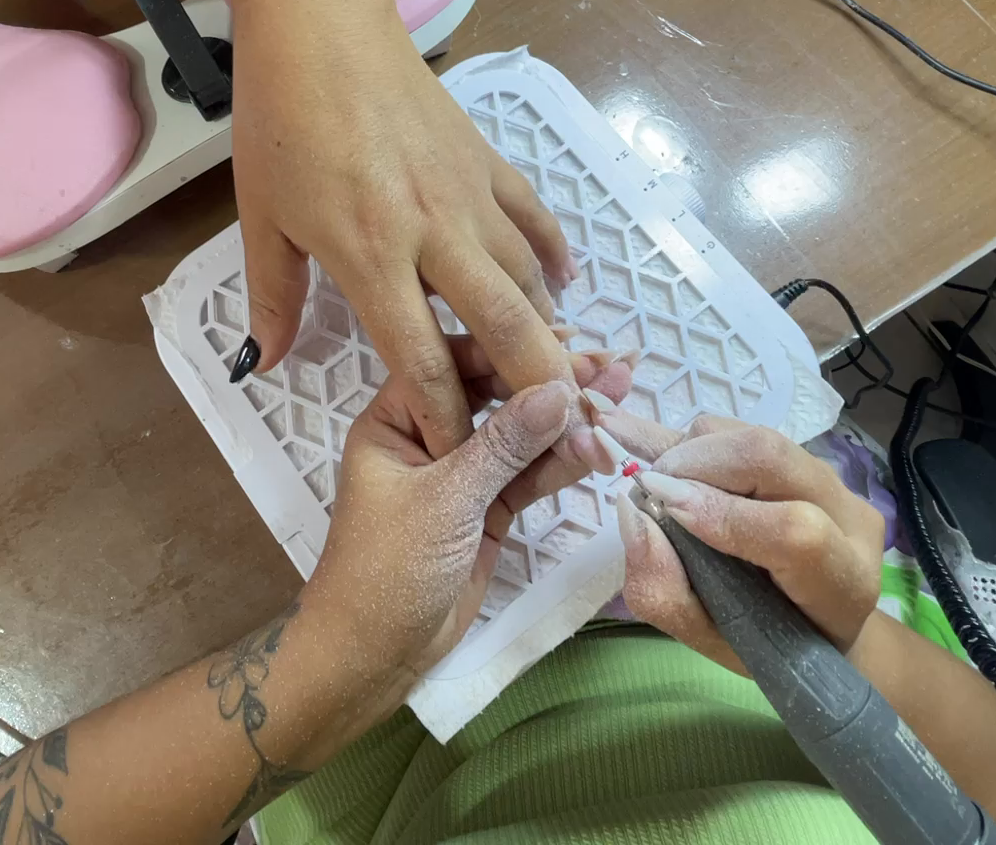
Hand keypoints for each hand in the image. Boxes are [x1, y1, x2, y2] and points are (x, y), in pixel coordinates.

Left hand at [233, 21, 579, 459]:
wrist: (322, 30)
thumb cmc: (281, 125)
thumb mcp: (262, 218)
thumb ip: (271, 299)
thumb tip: (263, 364)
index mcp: (371, 256)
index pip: (421, 359)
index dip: (445, 418)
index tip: (461, 454)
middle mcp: (434, 235)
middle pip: (503, 324)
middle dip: (533, 386)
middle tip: (555, 429)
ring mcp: (470, 196)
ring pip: (528, 276)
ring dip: (545, 327)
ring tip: (553, 367)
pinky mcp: (489, 163)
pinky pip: (535, 218)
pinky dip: (554, 255)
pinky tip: (563, 284)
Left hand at [305, 344, 629, 682]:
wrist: (374, 656)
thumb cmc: (388, 569)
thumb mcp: (445, 499)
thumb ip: (504, 445)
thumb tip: (560, 390)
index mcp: (396, 417)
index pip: (452, 364)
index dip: (504, 348)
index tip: (560, 339)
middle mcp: (429, 434)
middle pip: (494, 395)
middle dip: (548, 381)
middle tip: (608, 365)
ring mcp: (462, 472)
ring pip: (519, 435)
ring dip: (566, 419)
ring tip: (621, 389)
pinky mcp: (486, 507)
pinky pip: (527, 475)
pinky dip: (562, 462)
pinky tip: (601, 444)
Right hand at [598, 410, 885, 673]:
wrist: (815, 619)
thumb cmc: (764, 642)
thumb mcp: (707, 640)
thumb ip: (664, 590)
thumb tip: (630, 514)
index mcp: (839, 582)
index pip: (792, 530)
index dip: (718, 512)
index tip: (656, 505)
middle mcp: (846, 517)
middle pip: (769, 455)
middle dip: (693, 462)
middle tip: (648, 488)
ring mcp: (827, 477)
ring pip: (748, 432)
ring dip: (687, 449)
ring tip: (660, 483)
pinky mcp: (797, 452)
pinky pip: (736, 426)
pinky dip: (683, 437)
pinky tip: (640, 440)